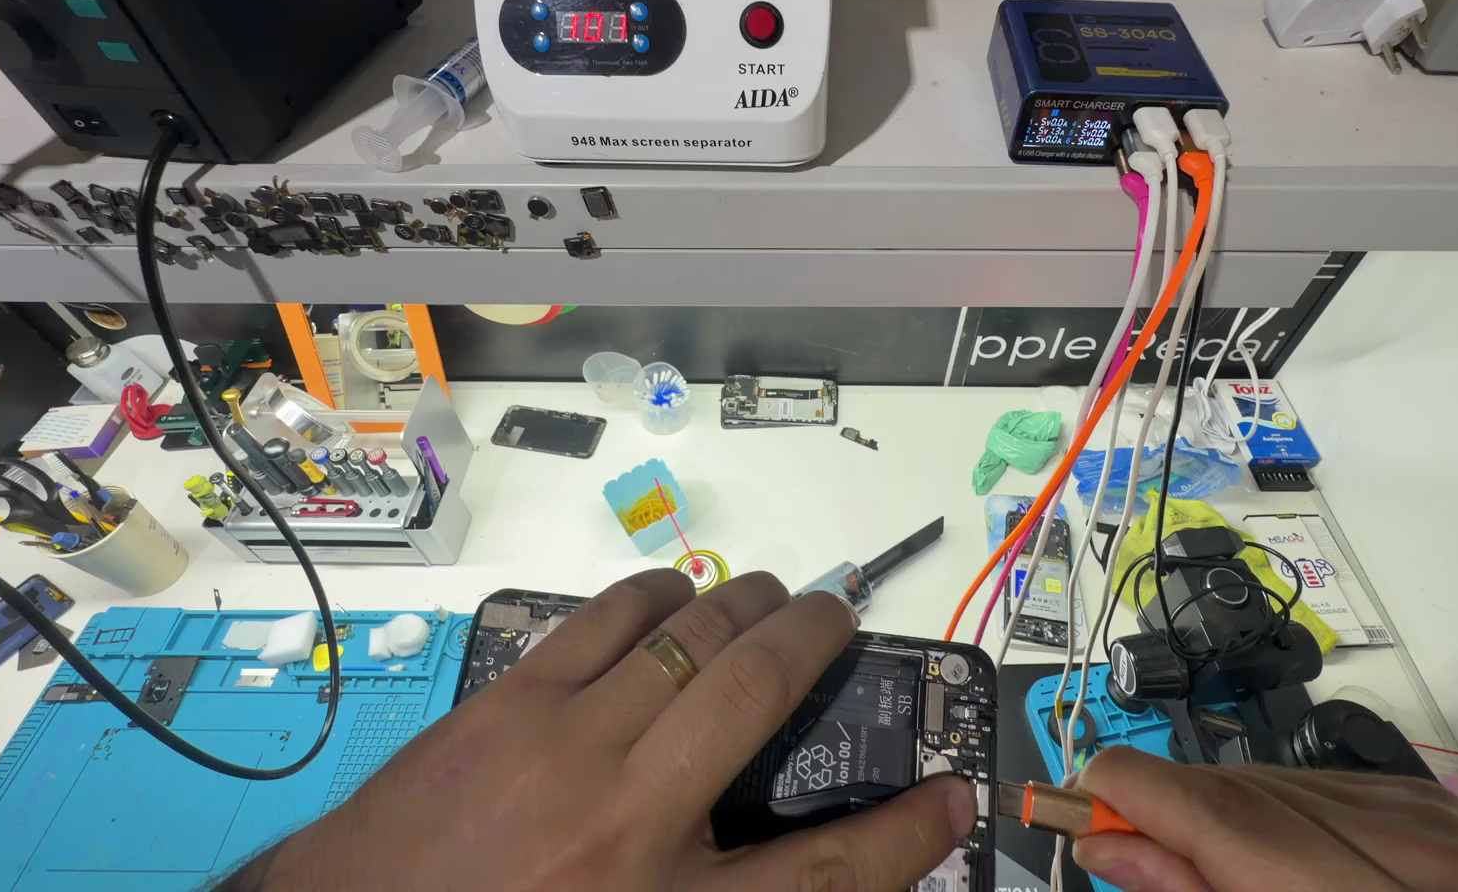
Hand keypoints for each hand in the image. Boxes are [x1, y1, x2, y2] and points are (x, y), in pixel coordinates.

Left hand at [227, 569, 976, 890]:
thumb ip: (719, 890)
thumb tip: (777, 856)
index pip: (828, 876)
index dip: (907, 834)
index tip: (952, 793)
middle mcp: (627, 820)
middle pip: (759, 693)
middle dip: (815, 637)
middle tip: (837, 614)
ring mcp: (562, 745)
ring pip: (689, 635)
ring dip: (742, 601)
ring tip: (766, 595)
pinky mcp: (506, 703)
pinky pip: (606, 617)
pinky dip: (658, 595)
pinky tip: (674, 597)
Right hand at [1070, 747, 1457, 891]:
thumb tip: (1102, 844)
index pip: (1197, 800)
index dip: (1114, 795)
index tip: (1074, 816)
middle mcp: (1400, 838)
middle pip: (1220, 786)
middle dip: (1160, 813)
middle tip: (1127, 853)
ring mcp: (1421, 812)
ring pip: (1257, 776)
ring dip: (1217, 814)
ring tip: (1228, 869)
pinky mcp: (1426, 801)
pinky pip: (1306, 782)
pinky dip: (1272, 813)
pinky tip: (1282, 858)